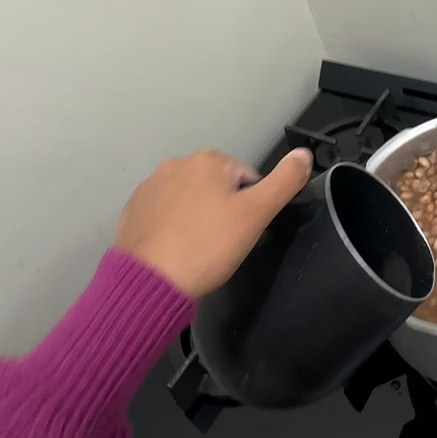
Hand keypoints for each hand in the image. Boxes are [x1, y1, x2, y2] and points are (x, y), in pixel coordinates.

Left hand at [114, 147, 313, 297]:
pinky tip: (174, 252)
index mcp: (209, 160)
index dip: (250, 208)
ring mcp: (149, 187)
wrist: (148, 284)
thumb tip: (304, 153)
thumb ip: (285, 181)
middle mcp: (176, 164)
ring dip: (196, 219)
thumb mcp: (257, 214)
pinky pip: (163, 215)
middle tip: (221, 243)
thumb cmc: (208, 245)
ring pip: (189, 201)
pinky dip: (171, 229)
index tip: (240, 233)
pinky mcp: (131, 211)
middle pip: (216, 188)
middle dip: (222, 211)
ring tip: (197, 251)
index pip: (247, 179)